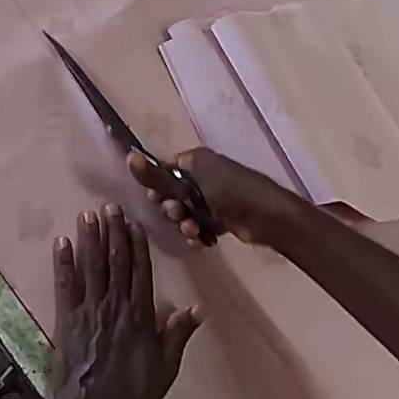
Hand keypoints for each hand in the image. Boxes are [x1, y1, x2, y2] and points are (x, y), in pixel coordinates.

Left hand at [49, 205, 202, 398]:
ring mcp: (89, 309)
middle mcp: (115, 305)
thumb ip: (177, 335)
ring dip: (90, 238)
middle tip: (110, 206)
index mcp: (140, 316)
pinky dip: (63, 262)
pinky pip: (65, 284)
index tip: (134, 223)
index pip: (141, 272)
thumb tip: (198, 309)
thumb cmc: (133, 393)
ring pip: (92, 266)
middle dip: (113, 232)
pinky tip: (61, 241)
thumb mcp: (165, 368)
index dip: (137, 245)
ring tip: (89, 214)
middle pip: (116, 261)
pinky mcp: (67, 317)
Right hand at [128, 148, 303, 246]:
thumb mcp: (191, 184)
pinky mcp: (222, 217)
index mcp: (194, 161)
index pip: (164, 170)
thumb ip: (158, 177)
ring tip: (193, 230)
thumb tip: (129, 158)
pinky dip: (198, 232)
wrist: (270, 218)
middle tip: (178, 214)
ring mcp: (213, 197)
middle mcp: (203, 176)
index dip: (158, 186)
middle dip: (172, 208)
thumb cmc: (231, 193)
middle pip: (173, 193)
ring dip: (185, 223)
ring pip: (186, 212)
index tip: (156, 200)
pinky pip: (200, 224)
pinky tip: (200, 240)